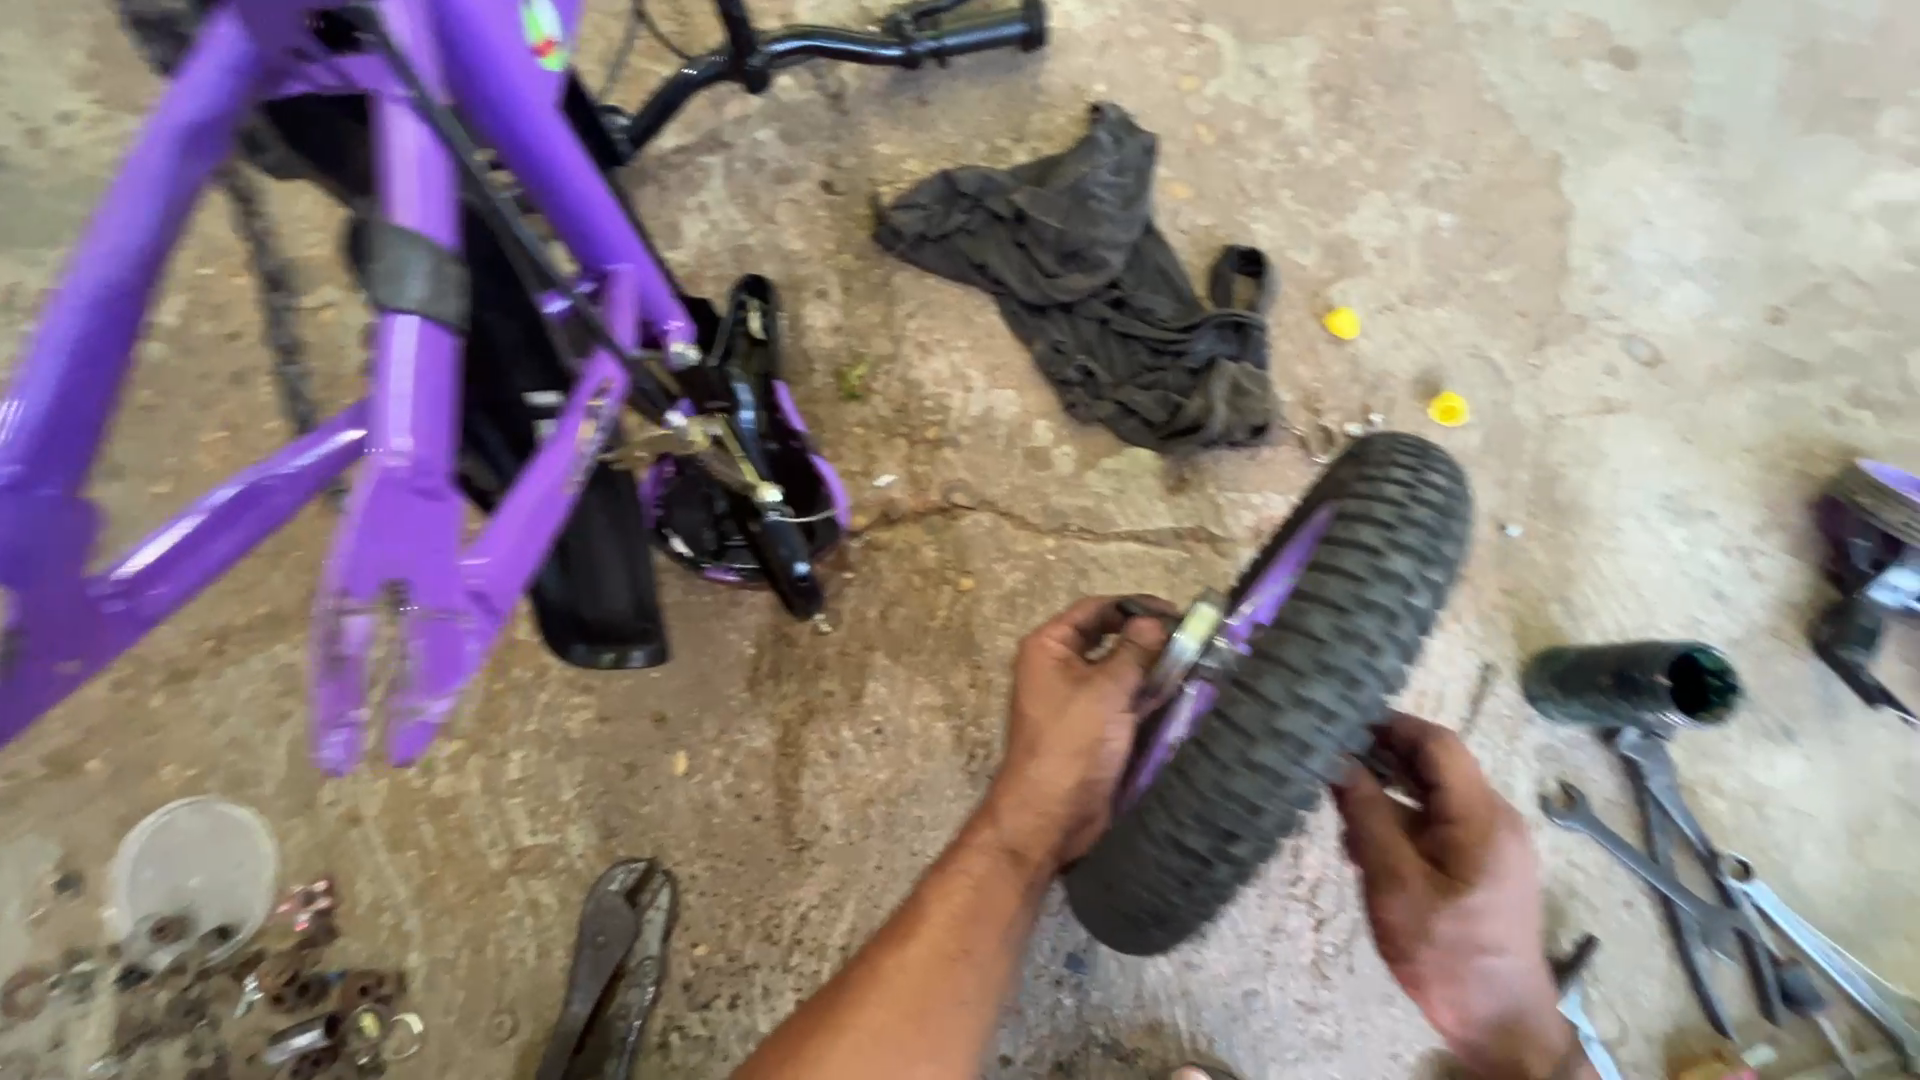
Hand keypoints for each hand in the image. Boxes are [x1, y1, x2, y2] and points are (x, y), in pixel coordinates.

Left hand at [981, 596, 1171, 871]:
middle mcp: (1059, 666)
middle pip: (1108, 638)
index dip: (1132, 606)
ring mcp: (1076, 697)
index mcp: (1049, 646)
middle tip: (1189, 637)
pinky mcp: (1093, 725)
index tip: (1174, 611)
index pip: (1094, 610)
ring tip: (1195, 661)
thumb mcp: (1107, 688)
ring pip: (1119, 670)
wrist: (1052, 812)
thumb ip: (1135, 650)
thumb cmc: (1073, 741)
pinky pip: (1123, 699)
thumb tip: (1155, 620)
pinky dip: (1148, 694)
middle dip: (1147, 637)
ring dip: (1152, 667)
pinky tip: (1182, 690)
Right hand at [1334, 713, 1575, 1079]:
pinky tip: (1365, 843)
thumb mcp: (1394, 882)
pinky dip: (1400, 819)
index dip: (1390, 723)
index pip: (1438, 744)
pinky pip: (1438, 822)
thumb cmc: (1445, 953)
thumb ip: (1366, 814)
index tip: (1340, 719)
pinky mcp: (1483, 865)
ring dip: (1386, 792)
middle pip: (1436, 765)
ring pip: (1432, 794)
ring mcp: (1493, 843)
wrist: (1501, 1026)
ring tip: (1340, 809)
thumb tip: (1337, 759)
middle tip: (1327, 759)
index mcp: (1483, 817)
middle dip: (1381, 757)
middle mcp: (1496, 819)